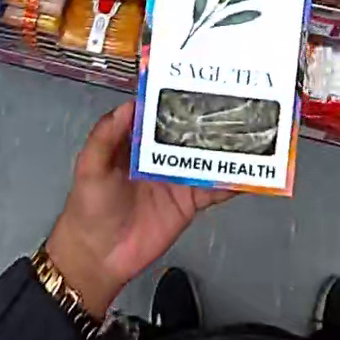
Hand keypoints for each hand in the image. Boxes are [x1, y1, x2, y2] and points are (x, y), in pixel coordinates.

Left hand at [44, 101, 234, 317]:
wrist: (98, 256)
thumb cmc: (88, 206)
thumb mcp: (90, 166)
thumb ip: (105, 136)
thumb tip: (128, 106)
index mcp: (136, 139)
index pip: (160, 113)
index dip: (176, 98)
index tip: (197, 84)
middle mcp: (160, 154)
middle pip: (189, 131)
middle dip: (210, 119)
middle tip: (237, 103)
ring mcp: (177, 177)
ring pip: (206, 157)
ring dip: (226, 147)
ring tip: (251, 133)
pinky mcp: (188, 201)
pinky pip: (213, 189)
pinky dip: (231, 182)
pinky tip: (248, 174)